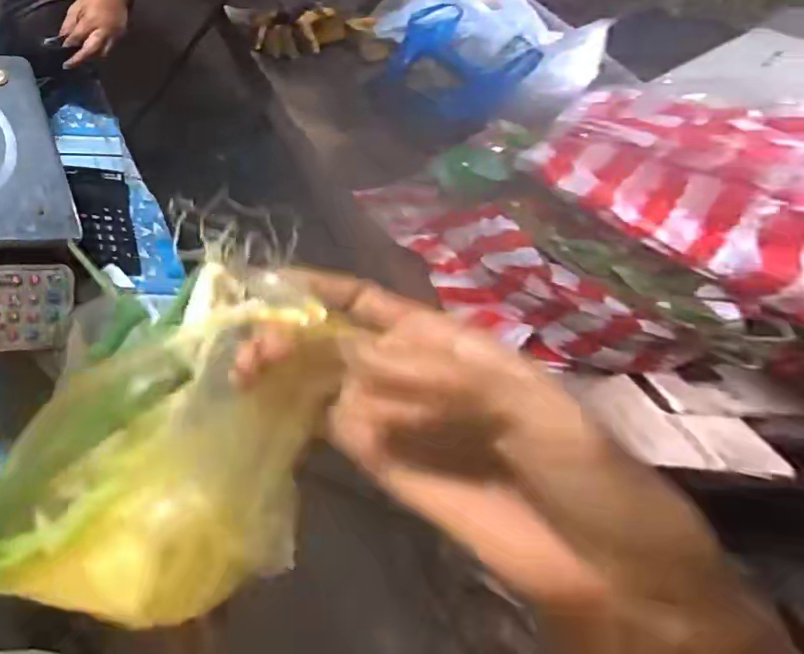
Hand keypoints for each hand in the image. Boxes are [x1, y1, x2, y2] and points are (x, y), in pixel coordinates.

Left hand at [57, 0, 132, 67]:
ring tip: (80, 57)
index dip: (67, 47)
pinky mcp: (121, 35)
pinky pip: (109, 48)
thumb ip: (69, 24)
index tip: (59, 52)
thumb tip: (62, 39)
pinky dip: (99, 51)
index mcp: (91, 22)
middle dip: (78, 60)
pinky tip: (91, 49)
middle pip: (90, 52)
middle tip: (67, 65)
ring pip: (101, 53)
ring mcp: (114, 34)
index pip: (76, 40)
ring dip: (90, 57)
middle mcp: (103, 31)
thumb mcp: (76, 6)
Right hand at [238, 271, 607, 605]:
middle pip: (320, 332)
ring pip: (306, 369)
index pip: (360, 299)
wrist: (604, 568)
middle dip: (280, 328)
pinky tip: (253, 394)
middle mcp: (394, 365)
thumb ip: (438, 373)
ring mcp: (376, 407)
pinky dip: (277, 400)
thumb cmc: (581, 467)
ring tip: (245, 370)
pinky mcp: (364, 448)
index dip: (313, 286)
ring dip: (269, 361)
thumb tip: (344, 348)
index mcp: (434, 340)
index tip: (264, 280)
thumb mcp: (530, 408)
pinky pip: (312, 414)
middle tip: (258, 347)